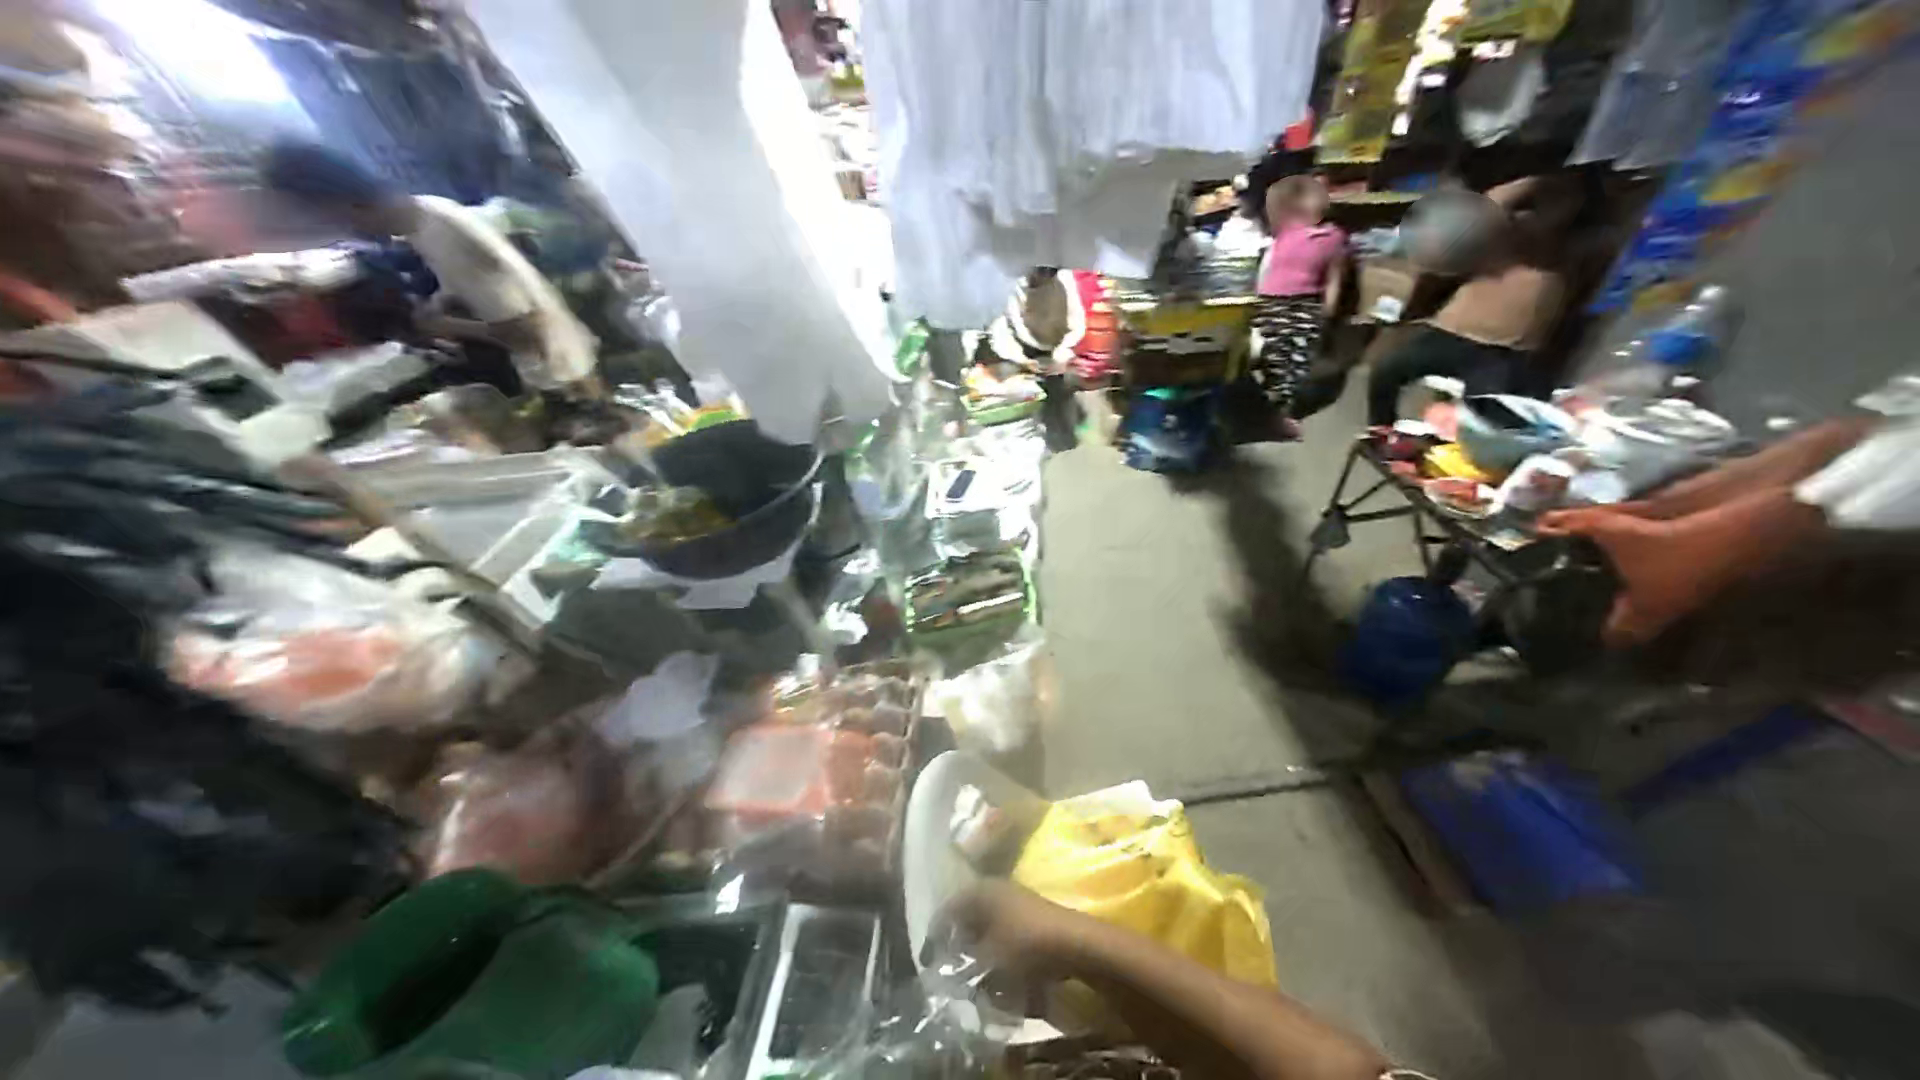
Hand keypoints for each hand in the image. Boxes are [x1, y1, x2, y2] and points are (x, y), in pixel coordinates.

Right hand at [941, 881, 1087, 974]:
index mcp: (979, 891)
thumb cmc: (1024, 944)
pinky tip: (1002, 974)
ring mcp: (1016, 900)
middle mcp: (995, 889)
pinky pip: (1006, 934)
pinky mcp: (1032, 916)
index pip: (948, 910)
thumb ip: (965, 964)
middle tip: (953, 968)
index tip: (929, 961)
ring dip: (980, 950)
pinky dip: (1000, 953)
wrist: (1075, 943)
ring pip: (988, 927)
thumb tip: (949, 970)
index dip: (936, 936)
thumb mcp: (988, 959)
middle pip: (968, 916)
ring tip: (977, 976)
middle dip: (959, 944)